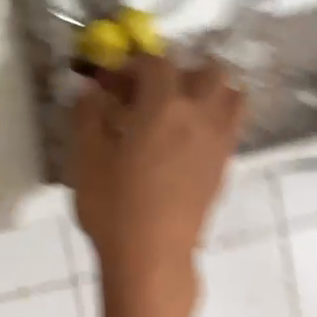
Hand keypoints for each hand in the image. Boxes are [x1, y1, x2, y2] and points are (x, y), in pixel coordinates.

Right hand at [71, 55, 245, 300]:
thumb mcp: (84, 160)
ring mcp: (220, 137)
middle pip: (206, 70)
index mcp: (162, 108)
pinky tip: (186, 134)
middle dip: (176, 71)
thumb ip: (87, 118)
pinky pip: (231, 120)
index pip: (156, 65)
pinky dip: (214, 114)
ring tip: (176, 106)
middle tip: (146, 91)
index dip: (131, 64)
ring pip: (230, 92)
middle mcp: (200, 114)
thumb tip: (89, 89)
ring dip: (205, 88)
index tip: (110, 79)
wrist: (151, 252)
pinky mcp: (225, 160)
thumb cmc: (111, 205)